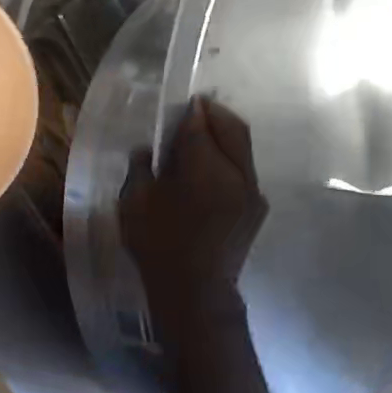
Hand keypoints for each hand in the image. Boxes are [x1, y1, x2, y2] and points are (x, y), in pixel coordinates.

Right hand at [120, 96, 267, 322]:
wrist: (194, 290)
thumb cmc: (157, 244)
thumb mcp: (135, 203)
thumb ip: (142, 169)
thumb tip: (149, 150)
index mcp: (205, 170)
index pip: (199, 127)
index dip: (190, 112)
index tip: (182, 102)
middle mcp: (237, 175)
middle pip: (233, 130)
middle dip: (215, 115)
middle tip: (197, 108)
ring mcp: (252, 193)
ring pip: (243, 150)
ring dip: (225, 135)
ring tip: (202, 135)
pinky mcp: (255, 208)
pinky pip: (244, 171)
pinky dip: (229, 158)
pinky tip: (208, 169)